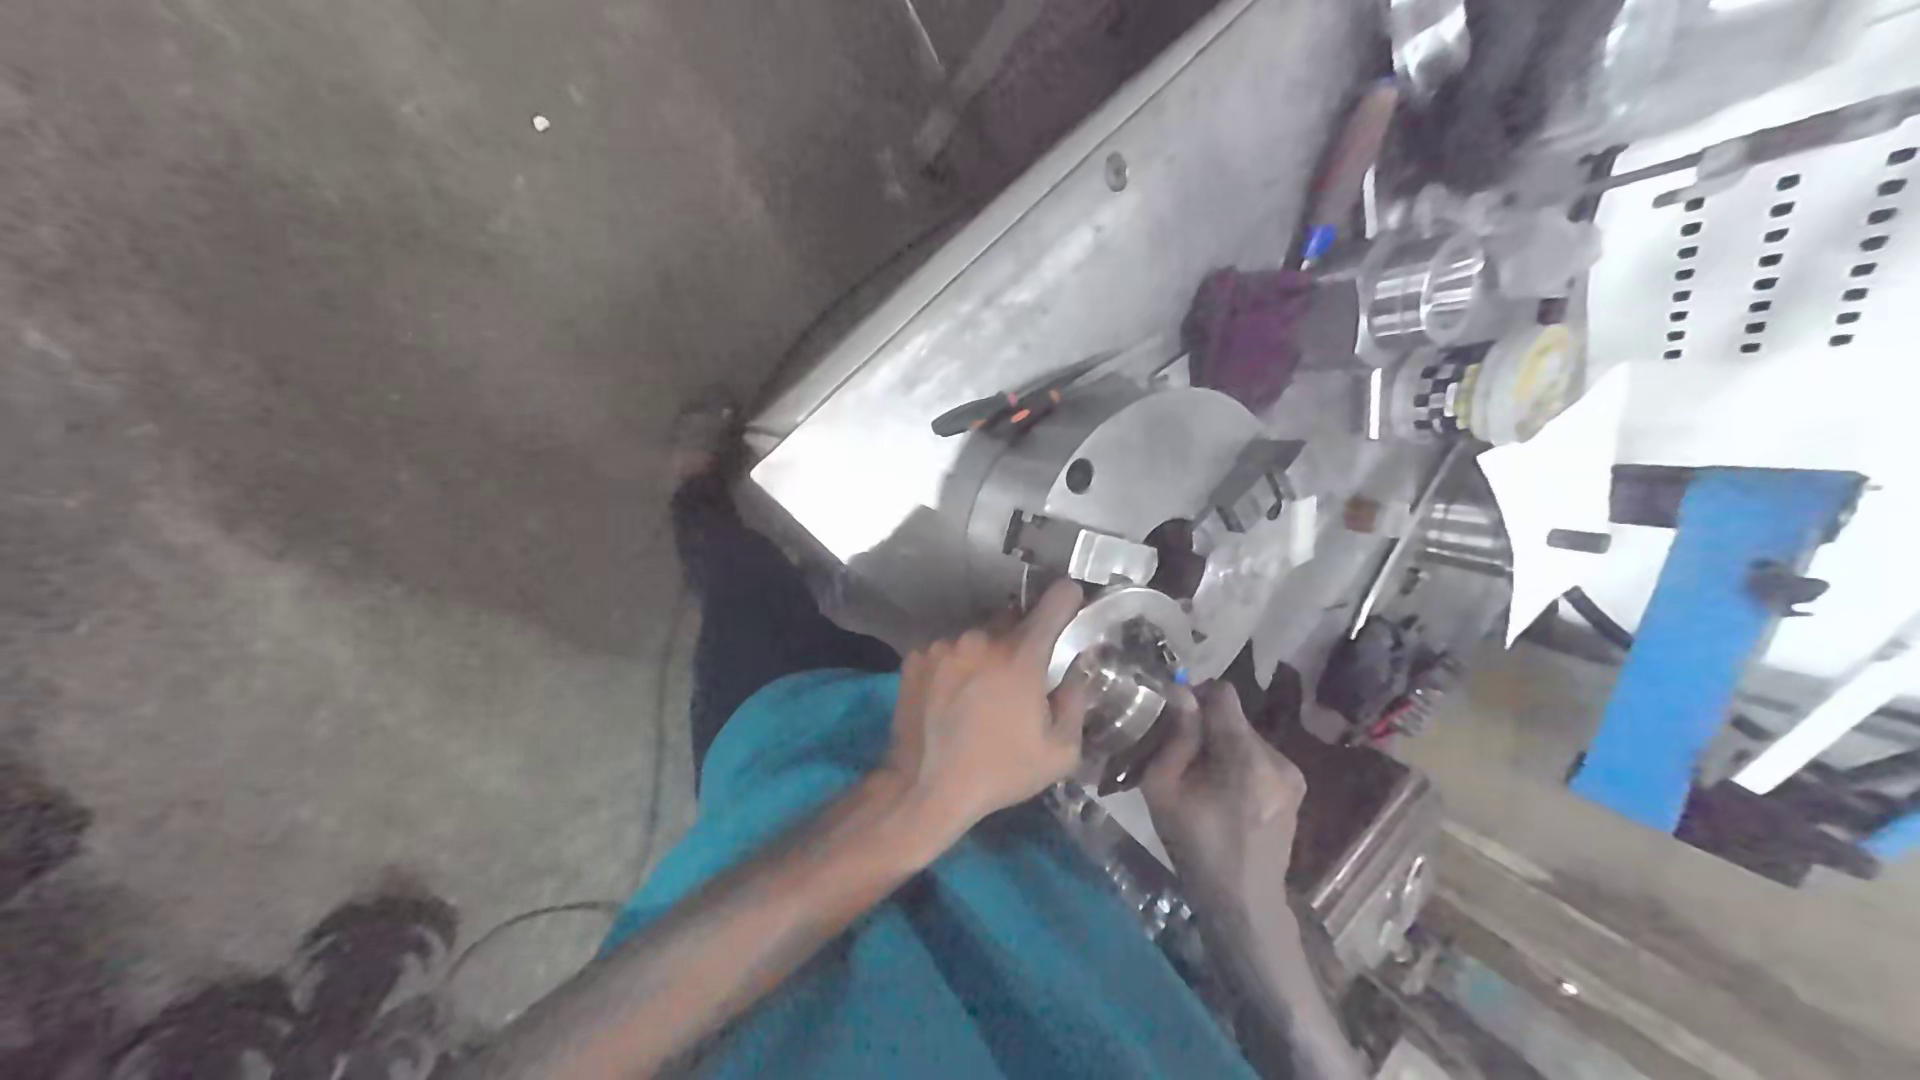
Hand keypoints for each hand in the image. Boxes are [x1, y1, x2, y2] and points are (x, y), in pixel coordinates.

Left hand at [885, 579, 1089, 838]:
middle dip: (1022, 638)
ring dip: (986, 651)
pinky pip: (947, 647)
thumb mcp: (1059, 751)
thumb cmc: (999, 772)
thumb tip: (1078, 666)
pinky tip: (951, 695)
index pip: (1056, 600)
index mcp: (1021, 655)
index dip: (1068, 600)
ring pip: (977, 634)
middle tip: (1020, 675)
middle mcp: (981, 637)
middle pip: (1013, 618)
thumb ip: (1076, 699)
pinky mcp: (916, 656)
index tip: (1070, 609)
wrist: (924, 788)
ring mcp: (943, 644)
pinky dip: (955, 662)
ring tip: (980, 690)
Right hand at [1140, 682, 1306, 916]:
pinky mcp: (1296, 787)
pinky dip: (1238, 763)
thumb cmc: (1194, 845)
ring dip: (1221, 746)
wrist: (1242, 901)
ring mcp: (1292, 773)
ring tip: (1202, 781)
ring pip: (1245, 737)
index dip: (1196, 696)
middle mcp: (1277, 757)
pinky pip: (1258, 757)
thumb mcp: (1164, 788)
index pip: (1223, 694)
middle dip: (1206, 728)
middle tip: (1181, 758)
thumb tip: (1180, 690)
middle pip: (1234, 717)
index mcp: (1246, 756)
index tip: (1175, 720)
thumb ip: (1175, 736)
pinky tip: (1225, 794)